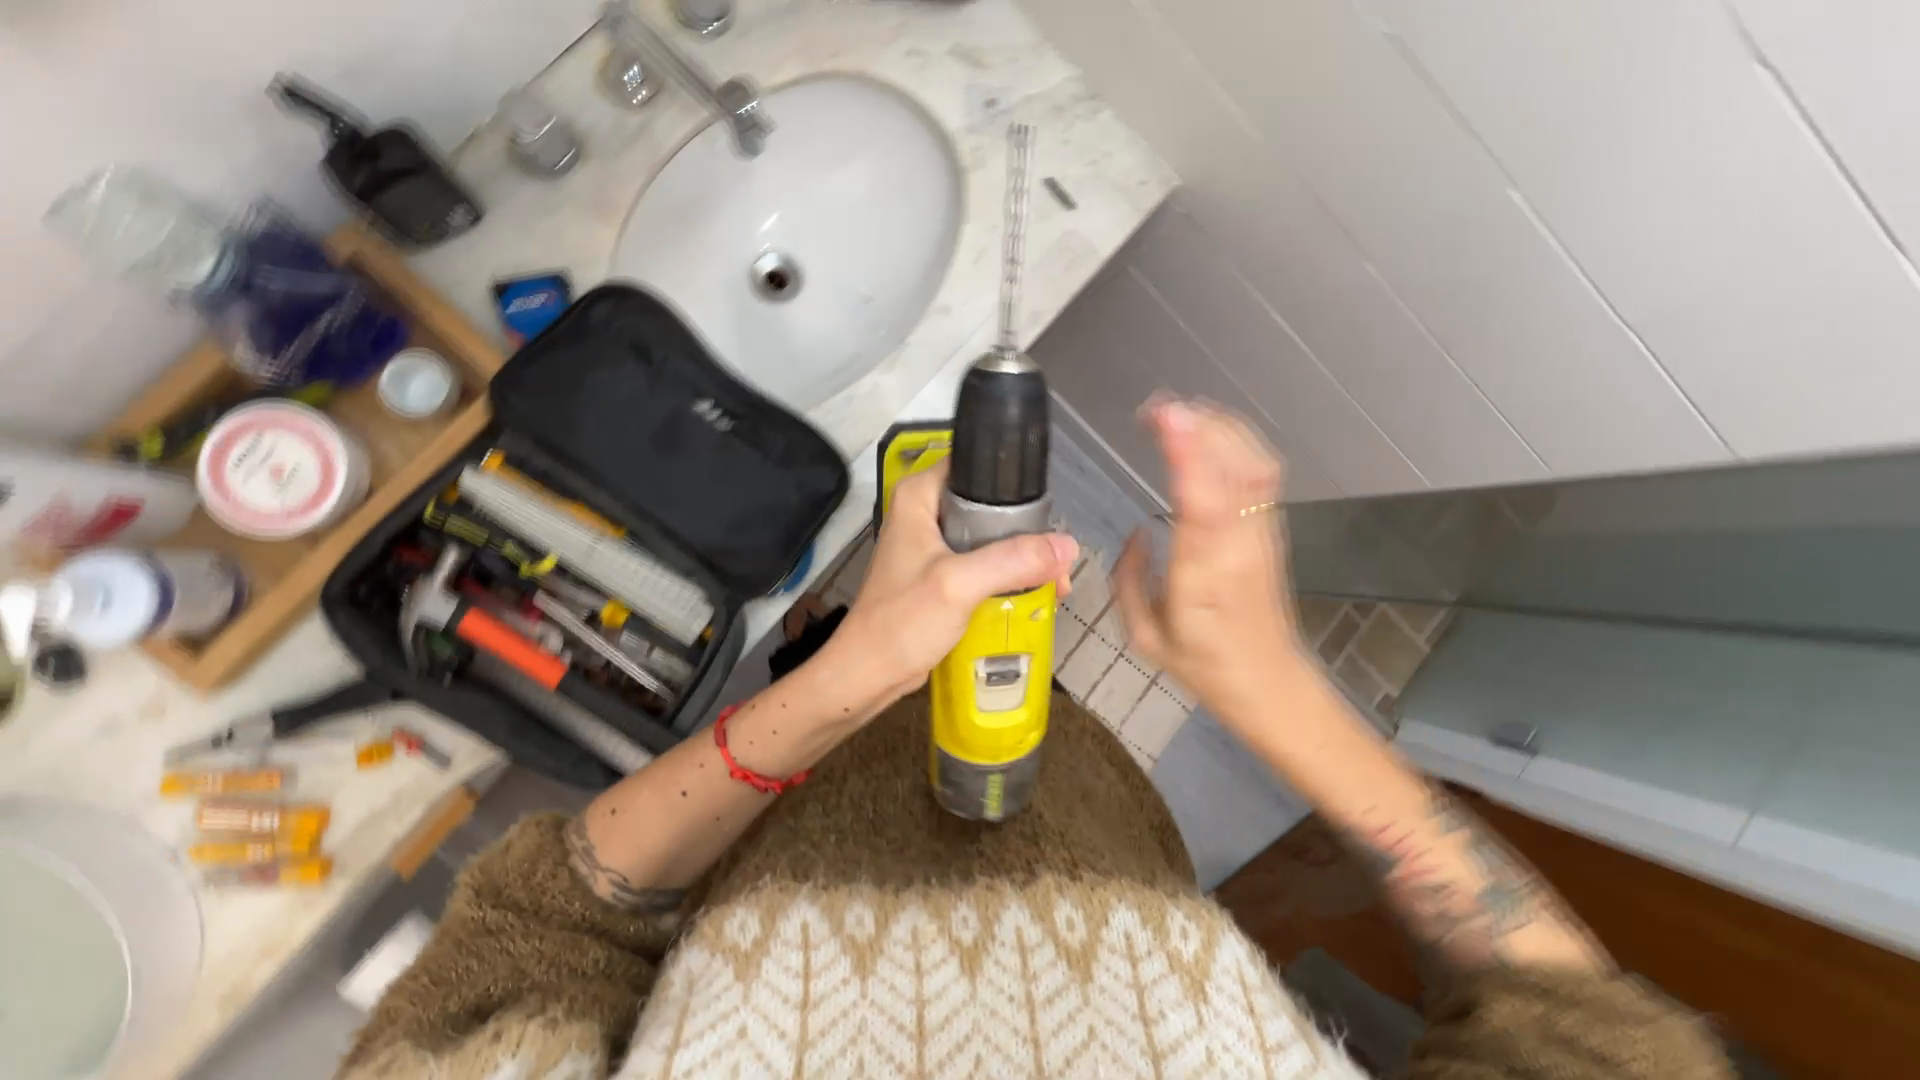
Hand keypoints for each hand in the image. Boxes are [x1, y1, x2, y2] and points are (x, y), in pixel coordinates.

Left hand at [824, 461, 1077, 705]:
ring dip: (1021, 558)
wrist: (869, 673)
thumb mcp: (959, 585)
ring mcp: (932, 544)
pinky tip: (1032, 593)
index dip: (1014, 483)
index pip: (975, 465)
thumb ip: (1012, 561)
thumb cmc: (901, 623)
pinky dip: (1007, 576)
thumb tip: (1067, 547)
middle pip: (990, 504)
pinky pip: (983, 563)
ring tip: (1053, 581)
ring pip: (990, 536)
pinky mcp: (940, 574)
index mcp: (919, 496)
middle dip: (1027, 531)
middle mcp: (924, 512)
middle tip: (1057, 560)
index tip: (1049, 512)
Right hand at [1112, 399, 1312, 721]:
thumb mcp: (1145, 637)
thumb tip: (1136, 534)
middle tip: (1156, 409)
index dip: (1187, 456)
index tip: (1165, 419)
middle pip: (1231, 469)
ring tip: (1177, 414)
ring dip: (1218, 428)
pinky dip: (1237, 443)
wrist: (1270, 682)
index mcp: (1203, 576)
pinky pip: (1261, 475)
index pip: (1201, 503)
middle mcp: (1238, 546)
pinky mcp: (1271, 530)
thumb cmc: (1204, 665)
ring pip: (1251, 464)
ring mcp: (1261, 534)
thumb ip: (1130, 581)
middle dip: (1198, 427)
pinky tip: (1211, 433)